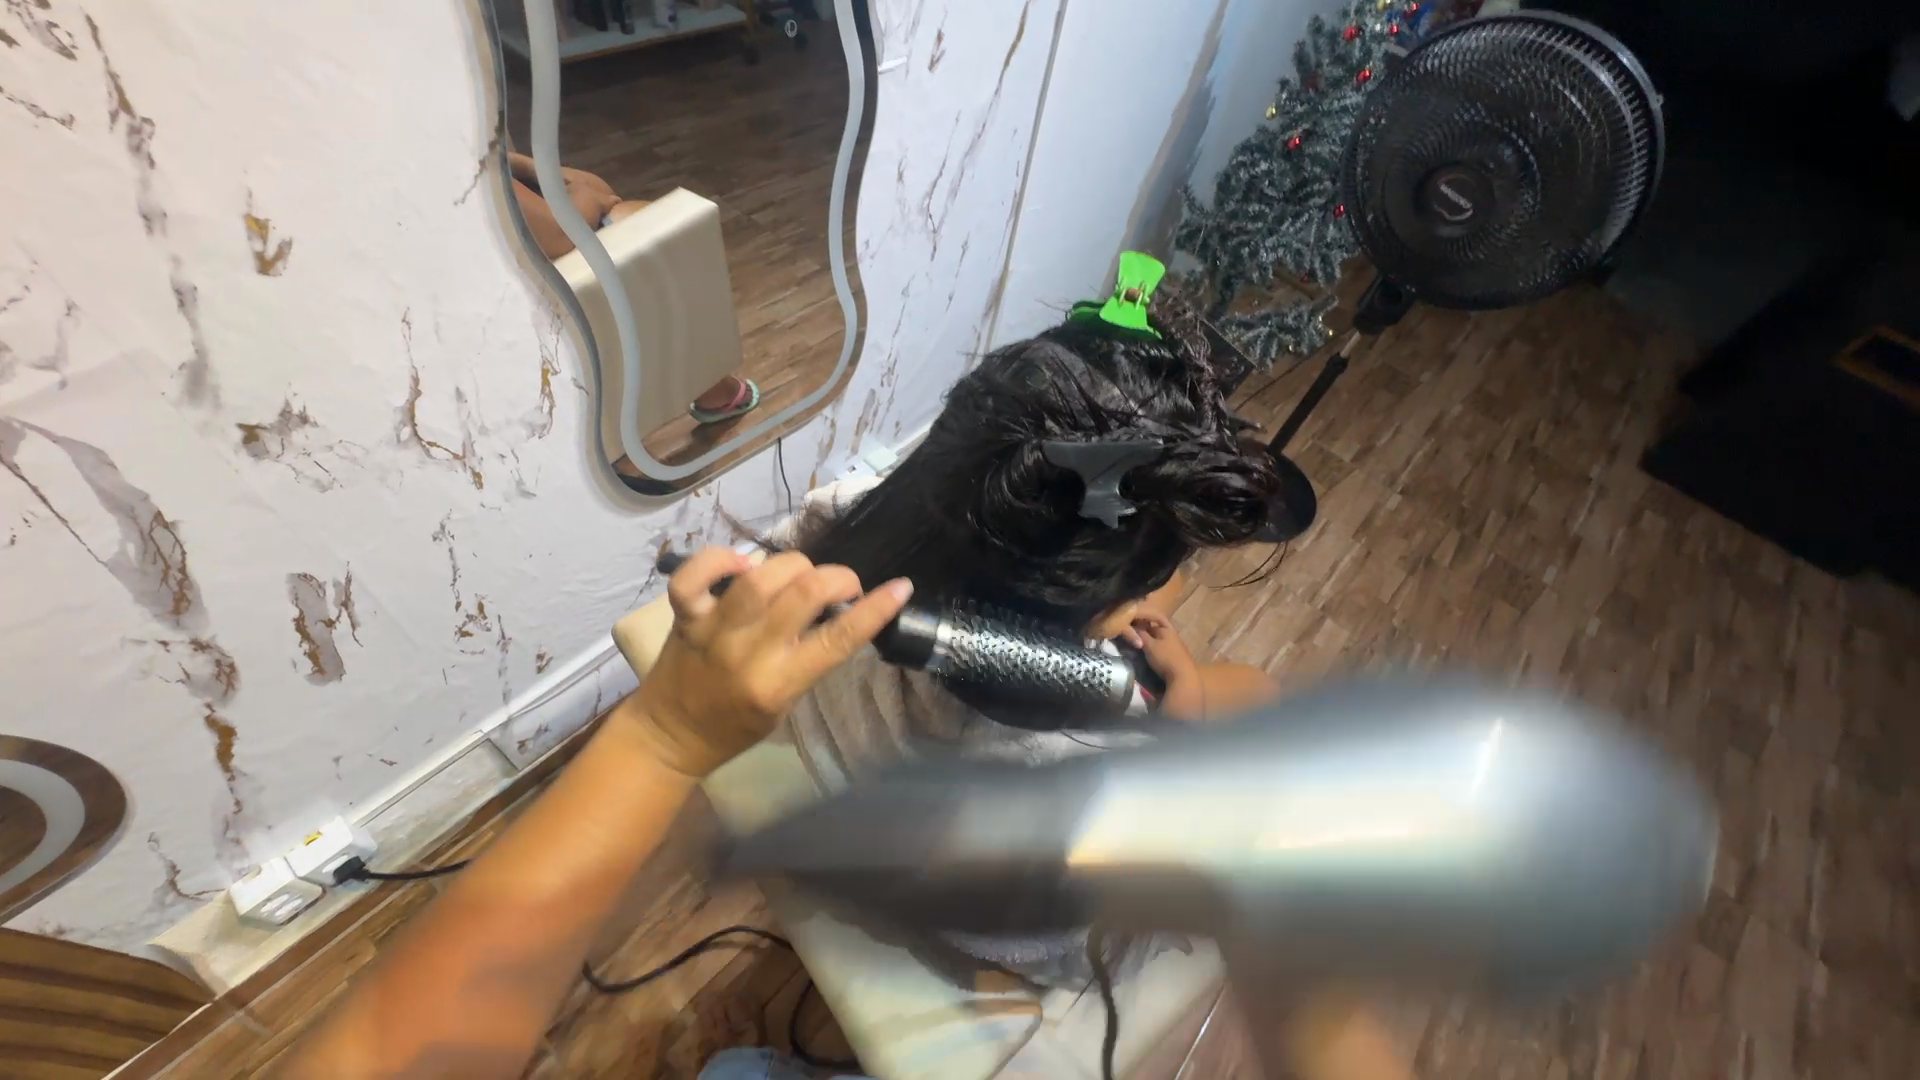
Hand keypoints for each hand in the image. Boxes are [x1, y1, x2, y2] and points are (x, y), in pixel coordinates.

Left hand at [623, 548, 912, 777]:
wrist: (671, 736)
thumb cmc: (738, 725)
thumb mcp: (788, 701)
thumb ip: (812, 656)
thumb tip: (839, 609)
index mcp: (779, 683)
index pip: (838, 639)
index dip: (875, 608)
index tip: (901, 587)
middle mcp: (748, 653)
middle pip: (803, 595)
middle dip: (837, 578)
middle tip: (844, 585)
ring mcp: (713, 631)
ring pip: (759, 578)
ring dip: (792, 565)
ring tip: (800, 574)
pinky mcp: (684, 617)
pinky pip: (693, 577)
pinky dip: (718, 559)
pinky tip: (741, 563)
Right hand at [1127, 612, 1205, 720]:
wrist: (1183, 678)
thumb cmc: (1166, 658)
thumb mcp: (1150, 645)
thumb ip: (1140, 634)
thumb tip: (1130, 625)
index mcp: (1167, 629)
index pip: (1155, 615)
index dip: (1144, 614)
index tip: (1132, 617)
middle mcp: (1171, 635)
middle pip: (1155, 627)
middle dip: (1143, 627)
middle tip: (1130, 629)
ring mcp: (1174, 646)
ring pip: (1156, 637)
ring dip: (1146, 637)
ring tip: (1134, 640)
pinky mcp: (1173, 657)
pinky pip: (1158, 646)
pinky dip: (1150, 646)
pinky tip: (1143, 651)